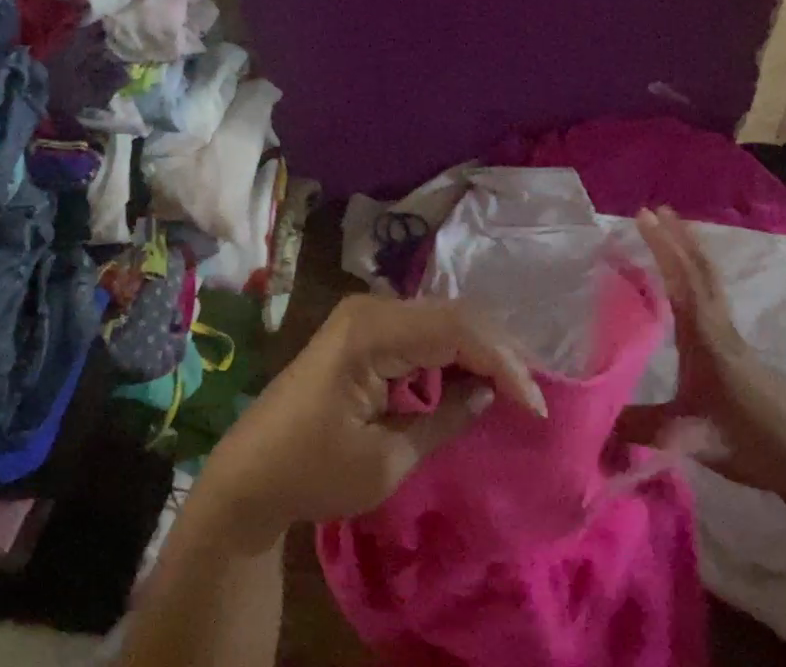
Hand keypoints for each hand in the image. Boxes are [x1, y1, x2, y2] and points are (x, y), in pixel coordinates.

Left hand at [195, 294, 544, 543]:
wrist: (249, 475)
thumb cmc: (312, 472)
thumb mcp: (386, 460)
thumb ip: (444, 420)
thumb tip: (487, 393)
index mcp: (370, 333)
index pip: (457, 331)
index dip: (504, 364)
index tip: (536, 408)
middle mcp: (368, 310)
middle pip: (453, 316)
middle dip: (498, 352)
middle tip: (532, 396)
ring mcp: (362, 317)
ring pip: (440, 319)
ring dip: (478, 350)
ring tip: (513, 389)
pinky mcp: (361, 332)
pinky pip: (420, 331)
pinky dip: (451, 353)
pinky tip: (472, 379)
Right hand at [616, 207, 785, 499]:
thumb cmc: (751, 442)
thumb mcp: (687, 436)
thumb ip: (637, 425)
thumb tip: (589, 421)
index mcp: (707, 340)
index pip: (683, 282)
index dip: (664, 247)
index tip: (644, 215)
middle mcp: (723, 332)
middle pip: (703, 274)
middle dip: (680, 238)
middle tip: (657, 210)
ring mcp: (738, 344)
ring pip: (712, 287)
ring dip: (691, 257)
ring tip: (672, 239)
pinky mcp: (746, 360)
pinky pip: (716, 305)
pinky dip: (697, 283)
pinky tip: (688, 297)